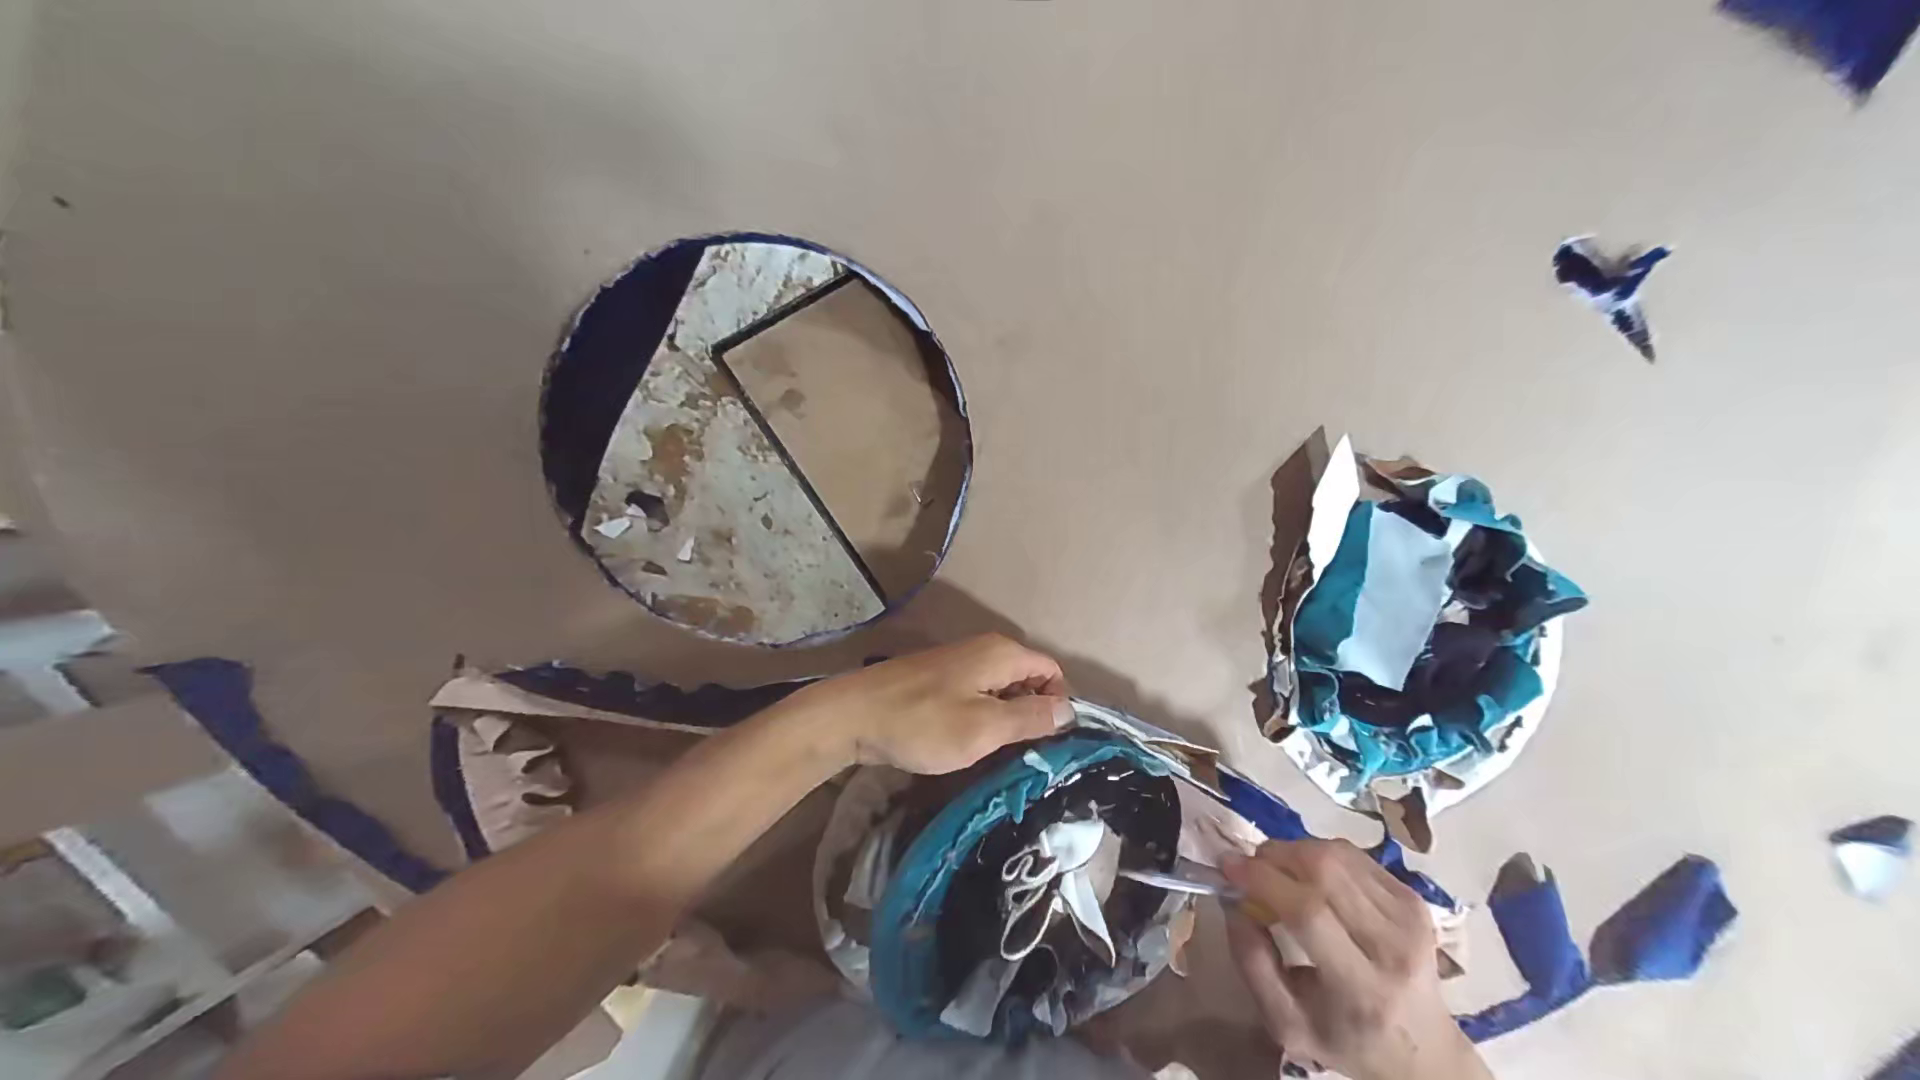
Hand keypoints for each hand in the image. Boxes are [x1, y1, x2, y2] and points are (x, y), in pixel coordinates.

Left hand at [795, 634, 1071, 774]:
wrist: (851, 716)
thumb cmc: (922, 722)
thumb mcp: (984, 728)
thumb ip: (1030, 717)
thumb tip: (1069, 710)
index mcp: (1001, 653)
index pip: (1052, 671)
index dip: (1059, 705)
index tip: (1051, 743)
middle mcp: (984, 649)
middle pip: (1028, 679)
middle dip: (1032, 714)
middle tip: (1025, 755)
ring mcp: (958, 663)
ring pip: (1001, 690)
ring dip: (1005, 720)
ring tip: (996, 754)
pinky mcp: (938, 679)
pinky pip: (976, 695)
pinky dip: (981, 717)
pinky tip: (968, 743)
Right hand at [1222, 840, 1491, 1079]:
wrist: (1423, 1049)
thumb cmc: (1344, 1037)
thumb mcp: (1285, 1023)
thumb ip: (1252, 963)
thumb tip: (1234, 903)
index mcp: (1361, 989)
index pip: (1308, 913)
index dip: (1263, 879)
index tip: (1228, 866)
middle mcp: (1393, 949)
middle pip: (1326, 872)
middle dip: (1275, 856)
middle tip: (1252, 866)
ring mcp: (1410, 920)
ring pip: (1338, 855)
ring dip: (1294, 850)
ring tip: (1278, 869)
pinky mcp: (1415, 902)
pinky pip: (1354, 856)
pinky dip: (1320, 854)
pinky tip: (1310, 874)